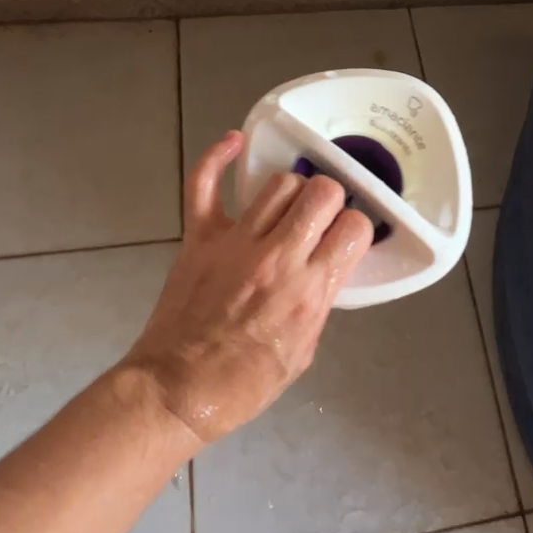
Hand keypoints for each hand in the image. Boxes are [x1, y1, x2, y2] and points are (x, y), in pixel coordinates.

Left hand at [120, 130, 373, 444]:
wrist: (176, 391)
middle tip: (322, 219)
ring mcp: (236, 242)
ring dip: (292, 189)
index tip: (347, 237)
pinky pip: (206, 182)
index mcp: (308, 291)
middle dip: (331, 200)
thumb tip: (327, 268)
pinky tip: (237, 141)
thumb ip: (320, 303)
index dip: (356, 228)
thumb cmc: (244, 383)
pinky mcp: (200, 237)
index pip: (353, 228)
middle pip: (322, 193)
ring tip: (289, 206)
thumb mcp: (303, 353)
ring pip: (279, 183)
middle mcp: (278, 257)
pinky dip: (219, 156)